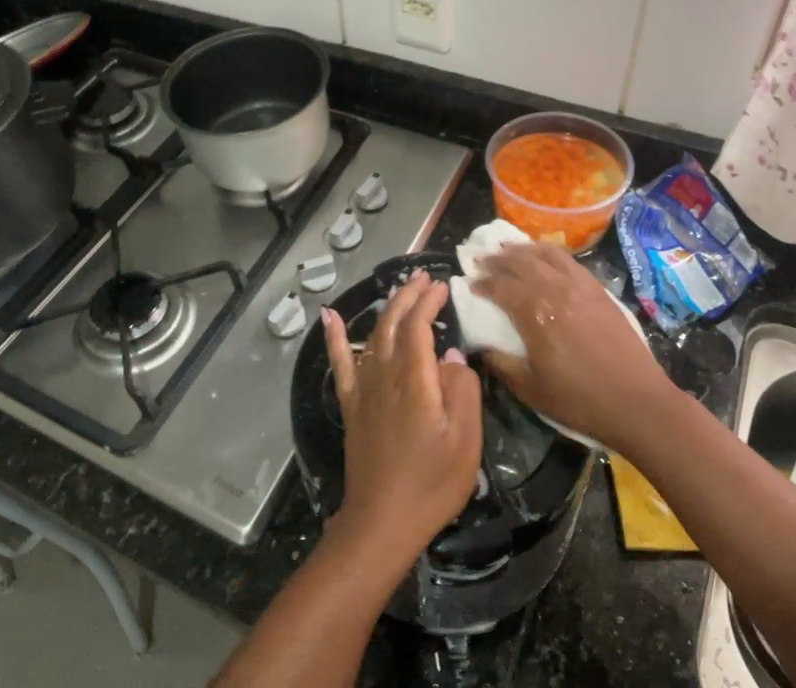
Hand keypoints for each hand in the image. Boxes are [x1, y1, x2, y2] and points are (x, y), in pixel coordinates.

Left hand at [322, 271, 482, 560]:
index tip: (444, 284)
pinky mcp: (351, 405)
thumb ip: (463, 391)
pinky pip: (341, 362)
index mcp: (415, 379)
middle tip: (425, 276)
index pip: (418, 325)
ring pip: (372, 335)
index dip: (429, 301)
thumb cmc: (432, 482)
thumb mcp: (465, 440)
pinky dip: (335, 336)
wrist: (382, 520)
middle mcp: (384, 375)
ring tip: (400, 289)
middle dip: (409, 296)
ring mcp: (363, 389)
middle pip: (393, 323)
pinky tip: (330, 316)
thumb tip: (453, 355)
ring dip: (387, 308)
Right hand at [472, 243, 672, 449]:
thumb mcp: (529, 389)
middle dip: (497, 260)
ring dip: (523, 250)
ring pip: (546, 255)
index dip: (483, 284)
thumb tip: (482, 347)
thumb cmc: (579, 399)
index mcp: (535, 314)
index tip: (471, 285)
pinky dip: (550, 253)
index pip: (500, 287)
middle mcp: (556, 290)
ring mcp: (580, 287)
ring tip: (508, 249)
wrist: (635, 400)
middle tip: (482, 260)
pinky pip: (569, 261)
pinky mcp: (599, 290)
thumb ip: (501, 364)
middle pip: (521, 263)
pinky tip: (544, 258)